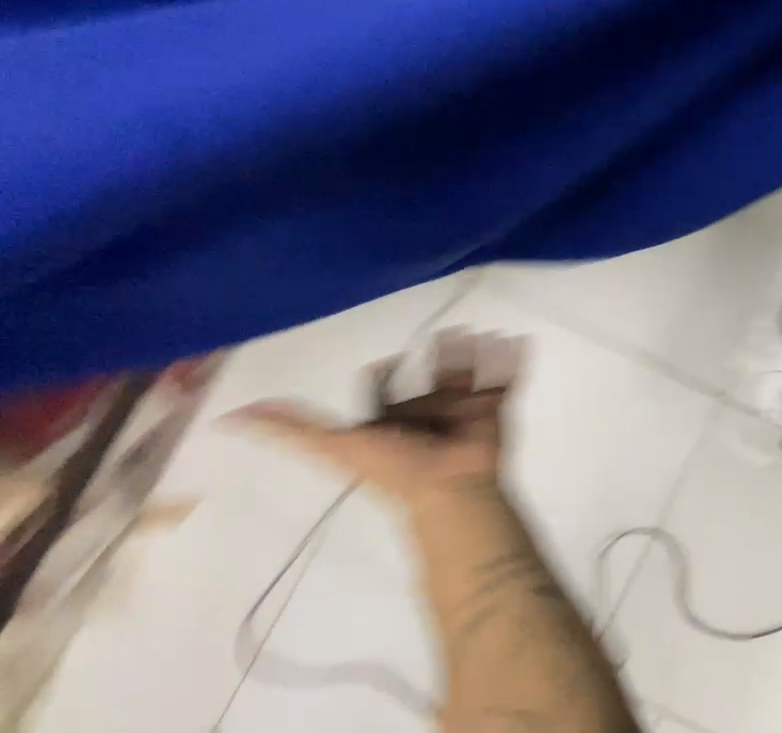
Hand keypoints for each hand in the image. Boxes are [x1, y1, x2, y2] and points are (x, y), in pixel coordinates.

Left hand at [228, 329, 527, 506]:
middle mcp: (427, 413)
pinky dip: (515, 360)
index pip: (385, 393)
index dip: (384, 375)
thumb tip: (230, 416)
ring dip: (475, 353)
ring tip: (479, 330)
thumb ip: (292, 429)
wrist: (449, 485)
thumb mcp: (333, 445)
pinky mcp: (494, 409)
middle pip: (432, 378)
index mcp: (392, 421)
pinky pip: (506, 380)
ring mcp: (463, 411)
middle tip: (448, 329)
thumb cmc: (394, 466)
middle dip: (440, 354)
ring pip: (469, 375)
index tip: (387, 360)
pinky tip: (517, 339)